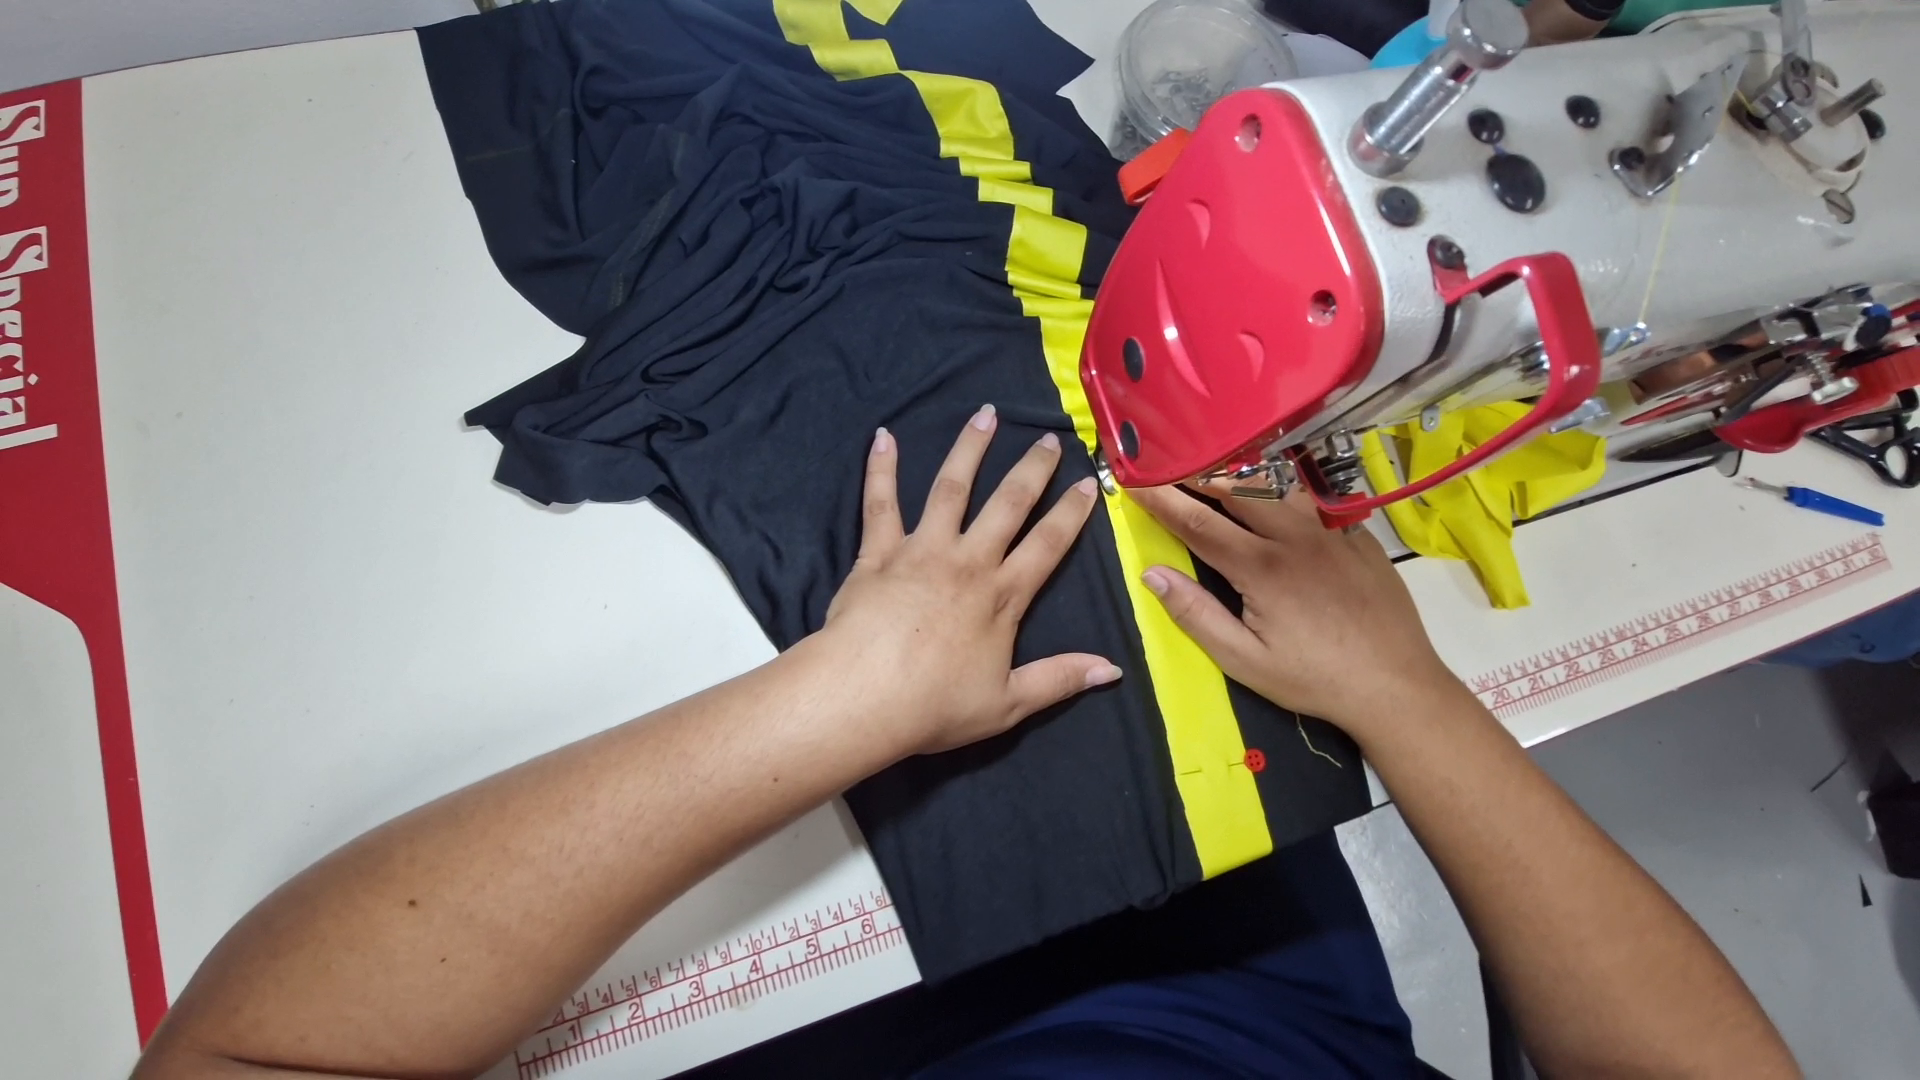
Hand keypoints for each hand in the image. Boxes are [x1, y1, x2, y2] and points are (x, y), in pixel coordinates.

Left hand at [818, 406, 1119, 755]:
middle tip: (1049, 439)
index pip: (1048, 545)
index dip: (1071, 513)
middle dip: (1032, 469)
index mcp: (1002, 596)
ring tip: (985, 415)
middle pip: (1008, 504)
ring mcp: (922, 550)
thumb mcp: (1008, 703)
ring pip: (951, 489)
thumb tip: (1114, 670)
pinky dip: (880, 469)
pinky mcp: (878, 552)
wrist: (865, 695)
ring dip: (970, 450)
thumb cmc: (935, 704)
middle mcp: (968, 561)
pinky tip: (883, 437)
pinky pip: (880, 503)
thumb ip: (1060, 679)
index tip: (1088, 483)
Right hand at [1128, 483, 1459, 737]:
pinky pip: (1312, 497)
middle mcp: (1294, 536)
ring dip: (1238, 474)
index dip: (1161, 499)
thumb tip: (1152, 574)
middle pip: (1235, 488)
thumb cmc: (1313, 678)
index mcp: (1261, 567)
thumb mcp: (1244, 660)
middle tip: (1169, 465)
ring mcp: (1330, 530)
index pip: (1197, 522)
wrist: (1397, 685)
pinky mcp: (1357, 534)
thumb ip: (1195, 614)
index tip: (1134, 481)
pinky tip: (1273, 490)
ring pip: (1276, 484)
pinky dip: (1281, 486)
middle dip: (1196, 473)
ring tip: (1213, 471)